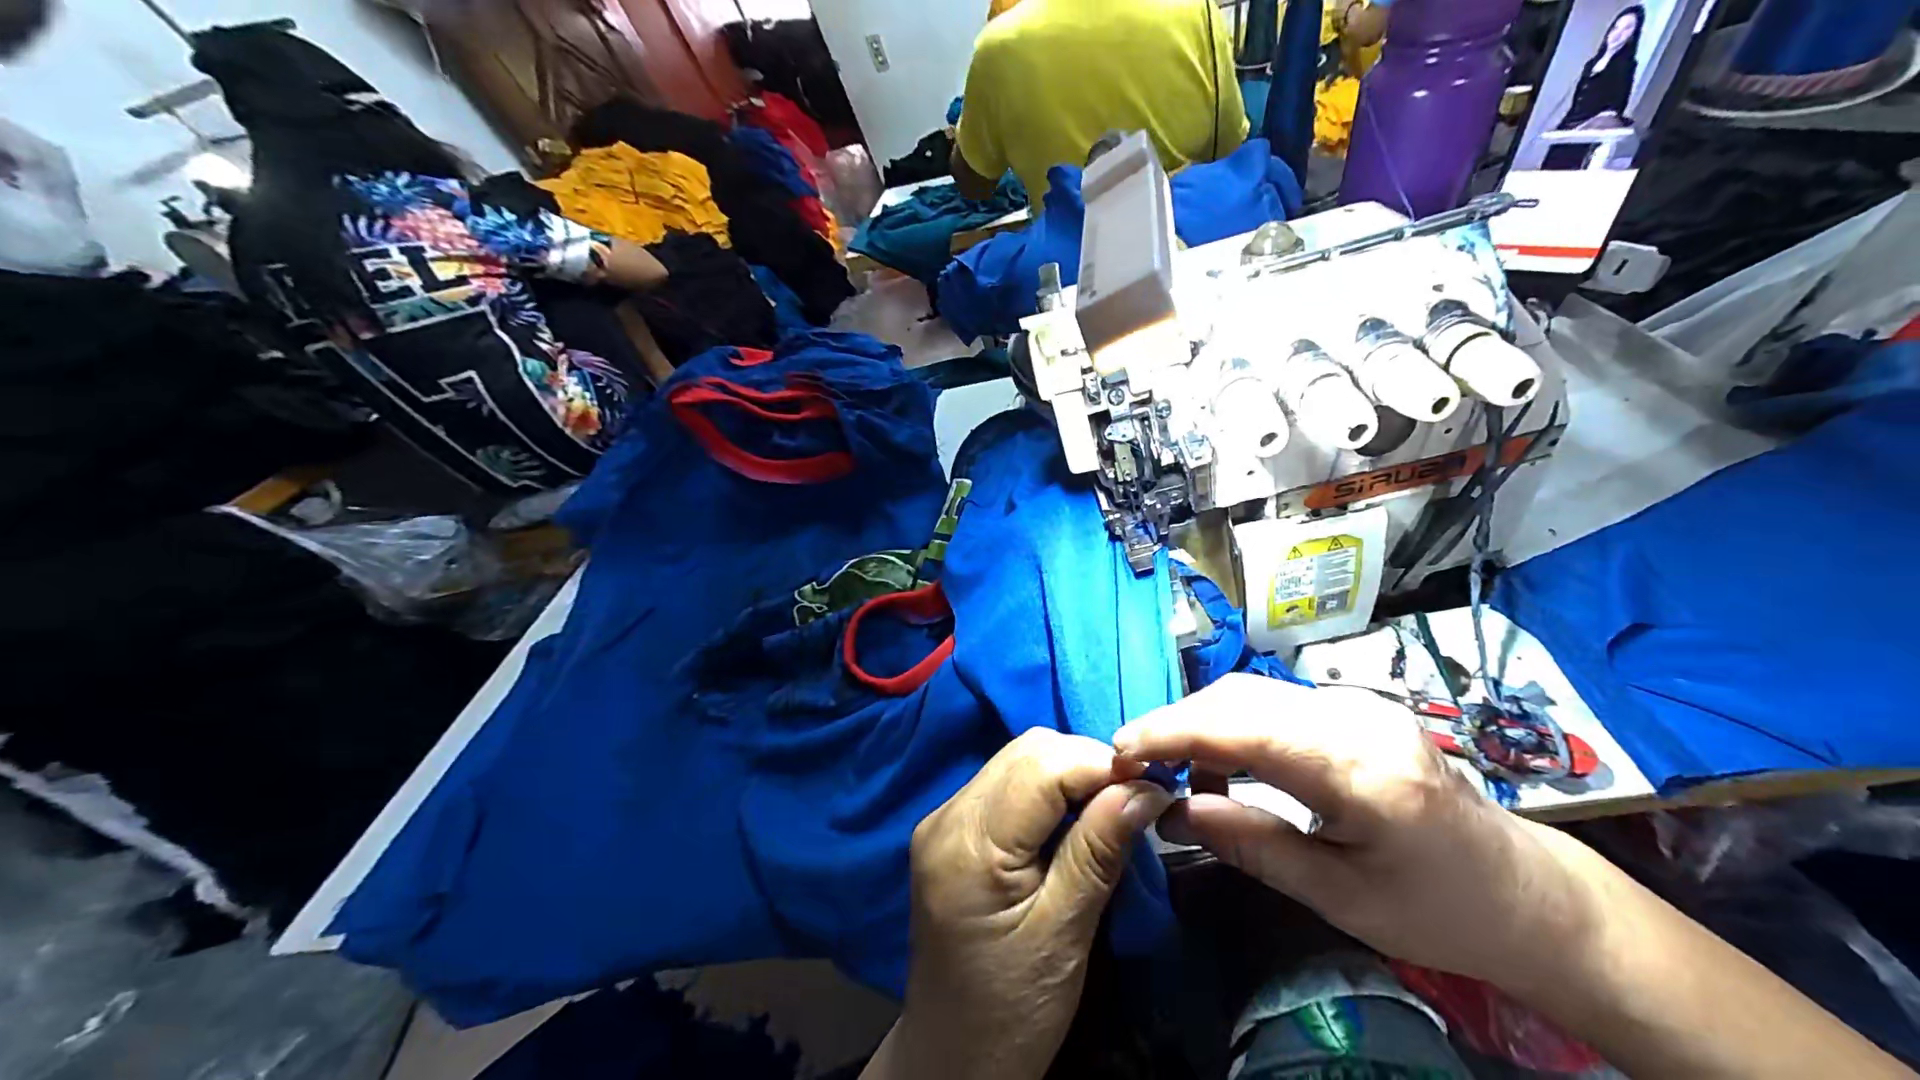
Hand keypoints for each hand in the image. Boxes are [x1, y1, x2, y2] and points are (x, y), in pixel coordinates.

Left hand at [868, 728, 1173, 1079]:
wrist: (952, 1056)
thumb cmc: (1013, 1010)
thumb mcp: (1064, 935)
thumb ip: (1098, 852)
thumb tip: (1144, 787)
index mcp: (968, 843)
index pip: (1040, 767)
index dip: (1100, 764)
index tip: (1154, 784)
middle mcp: (947, 816)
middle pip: (1026, 752)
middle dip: (1087, 762)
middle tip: (1136, 796)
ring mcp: (944, 820)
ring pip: (1017, 760)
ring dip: (1070, 771)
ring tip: (1112, 803)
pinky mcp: (952, 832)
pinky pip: (1006, 783)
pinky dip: (1048, 787)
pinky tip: (1075, 814)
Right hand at [1112, 674, 1595, 992]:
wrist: (1527, 894)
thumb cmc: (1439, 911)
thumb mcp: (1340, 897)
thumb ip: (1253, 845)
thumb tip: (1175, 811)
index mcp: (1361, 768)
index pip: (1243, 726)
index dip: (1172, 731)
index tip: (1120, 751)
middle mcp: (1356, 717)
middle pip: (1240, 697)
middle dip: (1176, 723)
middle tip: (1132, 763)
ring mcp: (1357, 705)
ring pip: (1251, 694)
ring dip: (1200, 723)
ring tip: (1168, 768)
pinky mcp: (1352, 709)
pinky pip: (1272, 704)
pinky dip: (1231, 726)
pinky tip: (1219, 763)